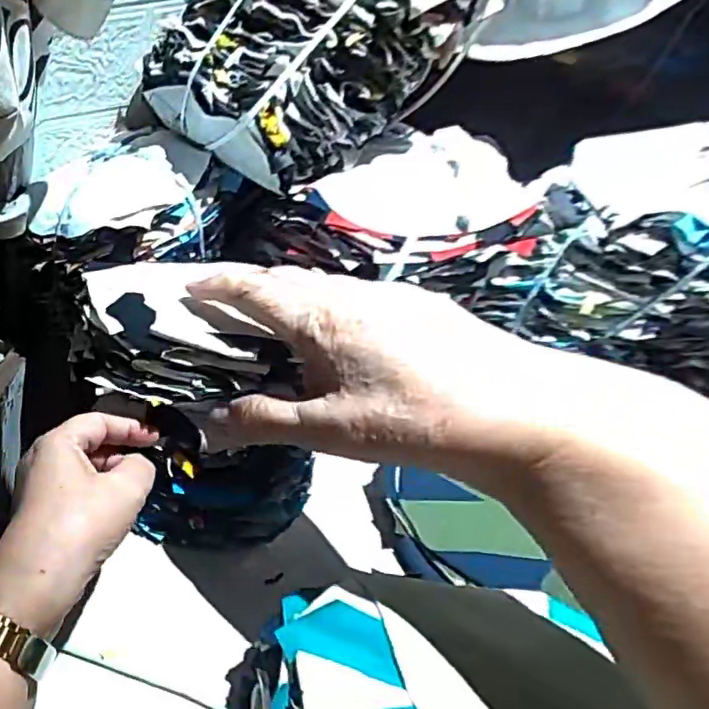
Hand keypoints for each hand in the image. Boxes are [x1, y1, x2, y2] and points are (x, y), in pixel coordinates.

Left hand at [0, 414, 158, 634]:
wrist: (39, 578)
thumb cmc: (78, 526)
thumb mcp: (126, 489)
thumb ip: (142, 467)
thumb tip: (139, 466)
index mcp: (56, 443)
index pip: (97, 420)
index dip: (130, 425)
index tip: (153, 436)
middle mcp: (42, 461)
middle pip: (88, 443)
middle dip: (121, 451)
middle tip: (147, 463)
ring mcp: (38, 488)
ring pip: (83, 470)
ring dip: (111, 476)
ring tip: (135, 491)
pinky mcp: (42, 514)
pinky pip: (75, 493)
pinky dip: (98, 496)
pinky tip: (115, 515)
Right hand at [187, 266, 621, 486]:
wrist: (518, 411)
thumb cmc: (411, 419)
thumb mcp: (326, 428)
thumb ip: (262, 420)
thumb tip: (210, 420)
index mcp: (319, 318)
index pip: (253, 287)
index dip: (216, 284)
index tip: (190, 286)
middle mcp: (351, 294)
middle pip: (285, 279)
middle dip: (247, 286)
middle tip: (223, 305)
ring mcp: (389, 296)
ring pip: (322, 286)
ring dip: (288, 296)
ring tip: (272, 322)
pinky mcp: (419, 307)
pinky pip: (353, 296)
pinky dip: (323, 307)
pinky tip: (335, 337)